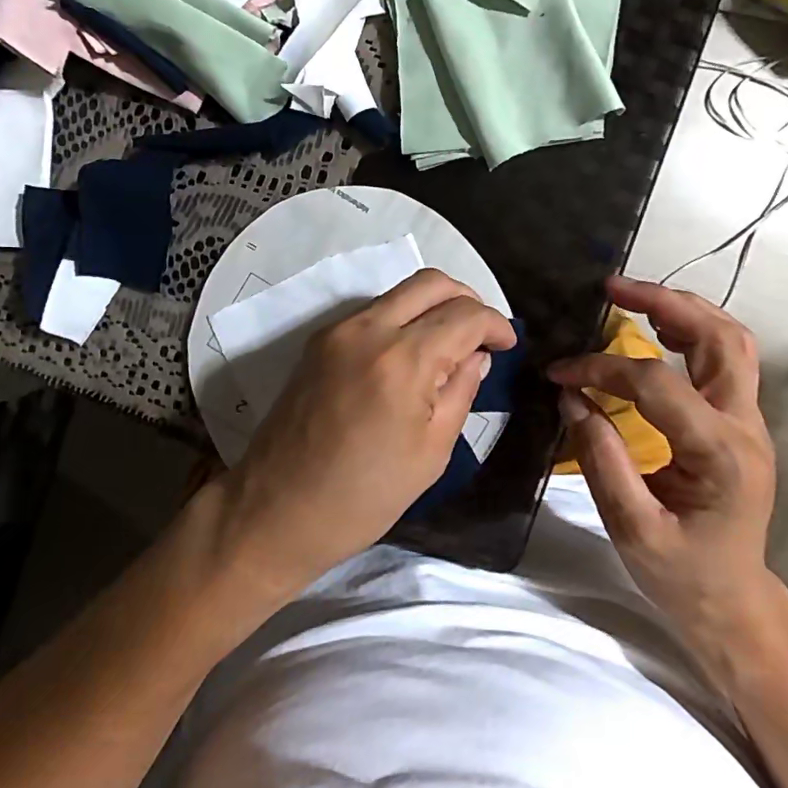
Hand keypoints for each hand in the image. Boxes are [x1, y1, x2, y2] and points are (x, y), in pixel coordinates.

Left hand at [218, 269, 517, 591]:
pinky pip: (368, 314)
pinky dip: (398, 321)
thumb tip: (475, 356)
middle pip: (428, 283)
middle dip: (465, 299)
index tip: (508, 345)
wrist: (279, 505)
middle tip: (481, 335)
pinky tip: (410, 355)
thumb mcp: (430, 451)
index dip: (495, 324)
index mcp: (401, 359)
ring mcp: (334, 332)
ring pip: (395, 294)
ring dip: (430, 308)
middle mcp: (365, 330)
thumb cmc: (364, 495)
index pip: (463, 314)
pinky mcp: (315, 342)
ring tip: (449, 346)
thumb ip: (459, 391)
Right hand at [546, 275, 779, 647]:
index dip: (599, 369)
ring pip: (731, 342)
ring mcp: (748, 422)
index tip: (557, 373)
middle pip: (721, 340)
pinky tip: (653, 330)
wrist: (731, 599)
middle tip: (612, 288)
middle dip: (667, 304)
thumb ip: (600, 458)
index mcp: (720, 454)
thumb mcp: (629, 524)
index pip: (656, 385)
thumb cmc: (679, 570)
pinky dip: (689, 332)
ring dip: (683, 310)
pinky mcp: (736, 422)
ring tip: (631, 297)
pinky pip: (722, 360)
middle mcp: (745, 427)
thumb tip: (572, 397)